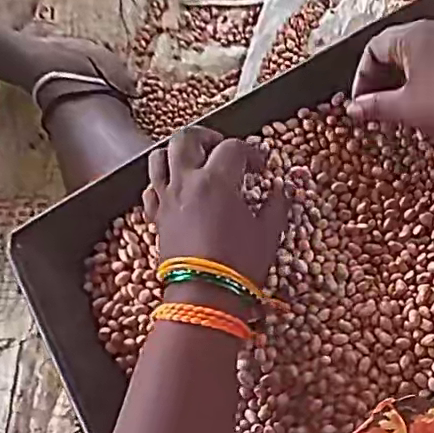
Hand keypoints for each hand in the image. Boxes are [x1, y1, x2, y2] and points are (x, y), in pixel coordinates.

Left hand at [146, 127, 289, 296]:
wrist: (204, 295)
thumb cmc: (240, 265)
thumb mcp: (268, 234)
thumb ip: (276, 205)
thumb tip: (281, 190)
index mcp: (217, 180)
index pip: (234, 148)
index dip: (252, 153)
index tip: (262, 168)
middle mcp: (187, 182)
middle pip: (186, 138)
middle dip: (206, 137)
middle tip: (222, 149)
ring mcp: (167, 199)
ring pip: (160, 157)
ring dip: (178, 154)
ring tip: (195, 164)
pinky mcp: (156, 218)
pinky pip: (151, 188)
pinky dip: (163, 182)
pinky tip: (177, 191)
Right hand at [347, 21, 433, 140]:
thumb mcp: (404, 107)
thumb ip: (374, 106)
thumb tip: (351, 110)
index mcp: (411, 35)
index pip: (373, 49)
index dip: (361, 76)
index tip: (359, 101)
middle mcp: (427, 30)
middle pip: (388, 49)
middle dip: (376, 78)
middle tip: (370, 104)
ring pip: (405, 56)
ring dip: (392, 80)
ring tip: (387, 105)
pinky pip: (422, 61)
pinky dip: (409, 78)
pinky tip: (407, 99)